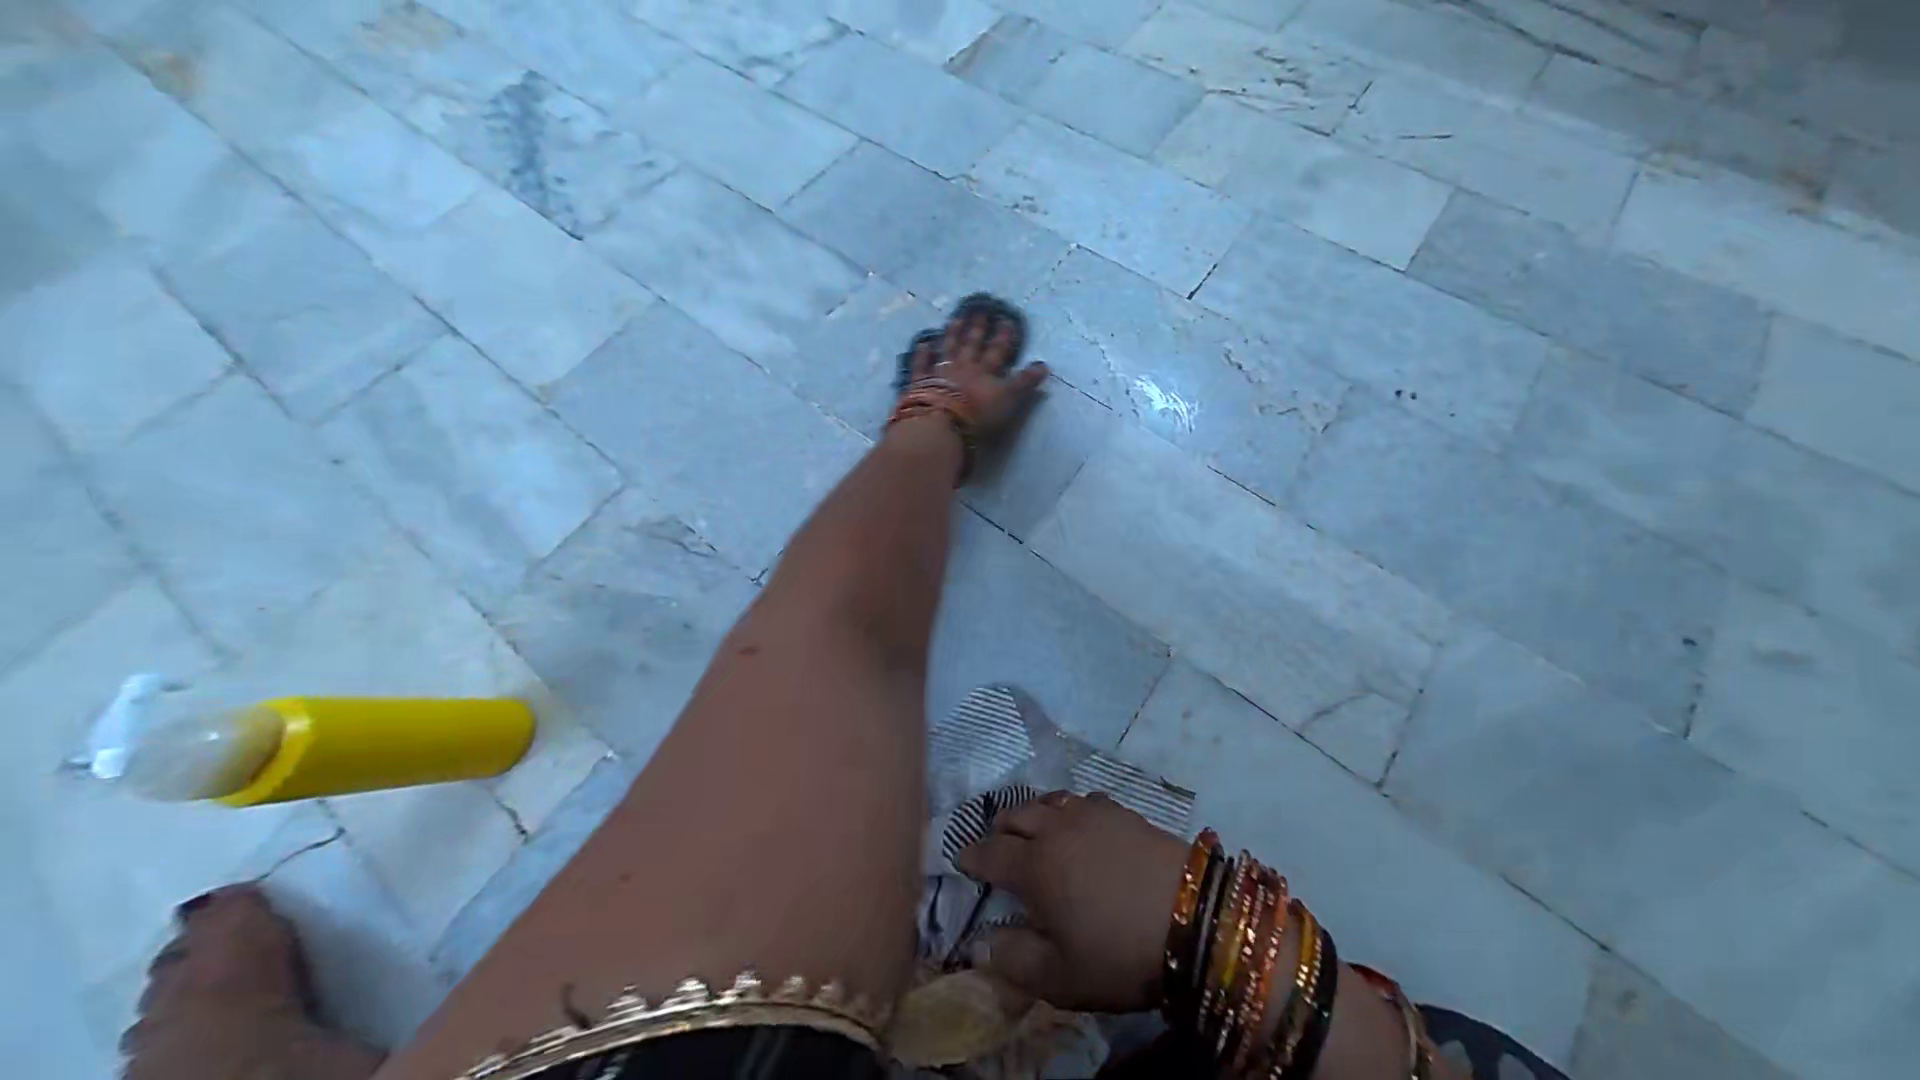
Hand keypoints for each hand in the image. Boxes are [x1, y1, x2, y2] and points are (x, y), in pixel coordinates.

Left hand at [902, 294, 1048, 436]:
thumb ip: (1024, 383)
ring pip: (948, 348)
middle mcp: (963, 366)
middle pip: (972, 344)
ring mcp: (940, 372)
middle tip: (981, 310)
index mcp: (985, 371)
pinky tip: (923, 344)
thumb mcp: (1009, 399)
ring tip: (957, 318)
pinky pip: (922, 365)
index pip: (997, 350)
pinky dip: (922, 354)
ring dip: (953, 333)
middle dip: (978, 327)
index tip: (1007, 320)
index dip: (1004, 336)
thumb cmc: (978, 414)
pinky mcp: (921, 382)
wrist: (942, 422)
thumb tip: (1044, 365)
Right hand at [955, 791, 1188, 1011]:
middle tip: (999, 846)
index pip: (989, 852)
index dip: (971, 857)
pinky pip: (1083, 799)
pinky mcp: (1122, 811)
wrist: (1195, 918)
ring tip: (1037, 830)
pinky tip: (1082, 824)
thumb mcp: (1061, 978)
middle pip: (1015, 814)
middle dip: (1000, 829)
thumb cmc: (1120, 953)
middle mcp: (1055, 829)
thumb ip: (1014, 960)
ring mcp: (1091, 814)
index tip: (962, 861)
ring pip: (1049, 800)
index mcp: (1033, 865)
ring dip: (1034, 813)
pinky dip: (1071, 809)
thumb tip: (985, 940)